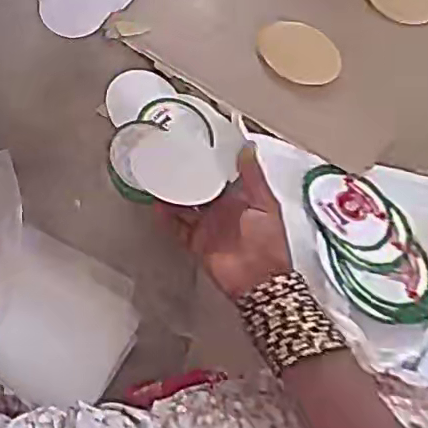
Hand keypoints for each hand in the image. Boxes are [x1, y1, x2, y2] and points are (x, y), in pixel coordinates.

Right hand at [160, 146, 291, 301]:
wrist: (259, 281)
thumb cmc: (269, 243)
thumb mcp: (266, 204)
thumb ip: (254, 177)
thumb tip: (247, 148)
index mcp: (241, 199)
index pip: (222, 176)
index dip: (211, 163)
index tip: (199, 146)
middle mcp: (222, 211)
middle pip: (200, 190)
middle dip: (188, 177)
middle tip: (172, 160)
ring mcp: (208, 226)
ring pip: (185, 206)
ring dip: (174, 195)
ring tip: (159, 179)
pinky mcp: (196, 242)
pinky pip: (177, 227)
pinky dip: (167, 218)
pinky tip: (158, 205)